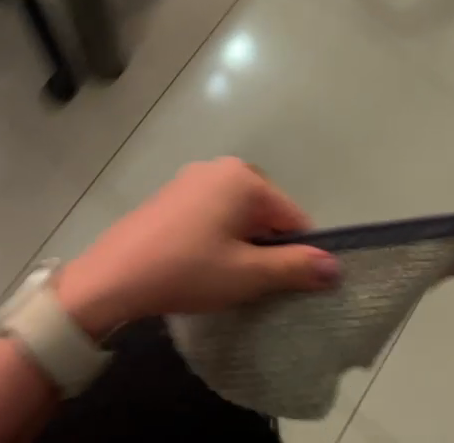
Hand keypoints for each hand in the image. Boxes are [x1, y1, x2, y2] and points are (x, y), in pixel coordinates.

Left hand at [56, 158, 340, 336]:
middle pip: (266, 211)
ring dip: (242, 243)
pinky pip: (213, 212)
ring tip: (226, 278)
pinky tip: (203, 265)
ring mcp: (193, 177)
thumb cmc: (188, 269)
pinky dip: (218, 236)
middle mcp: (221, 167)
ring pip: (238, 213)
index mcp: (245, 178)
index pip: (294, 217)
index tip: (284, 286)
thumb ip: (295, 267)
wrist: (118, 273)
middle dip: (268, 247)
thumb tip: (335, 265)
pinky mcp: (173, 193)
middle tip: (252, 283)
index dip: (297, 254)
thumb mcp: (248, 274)